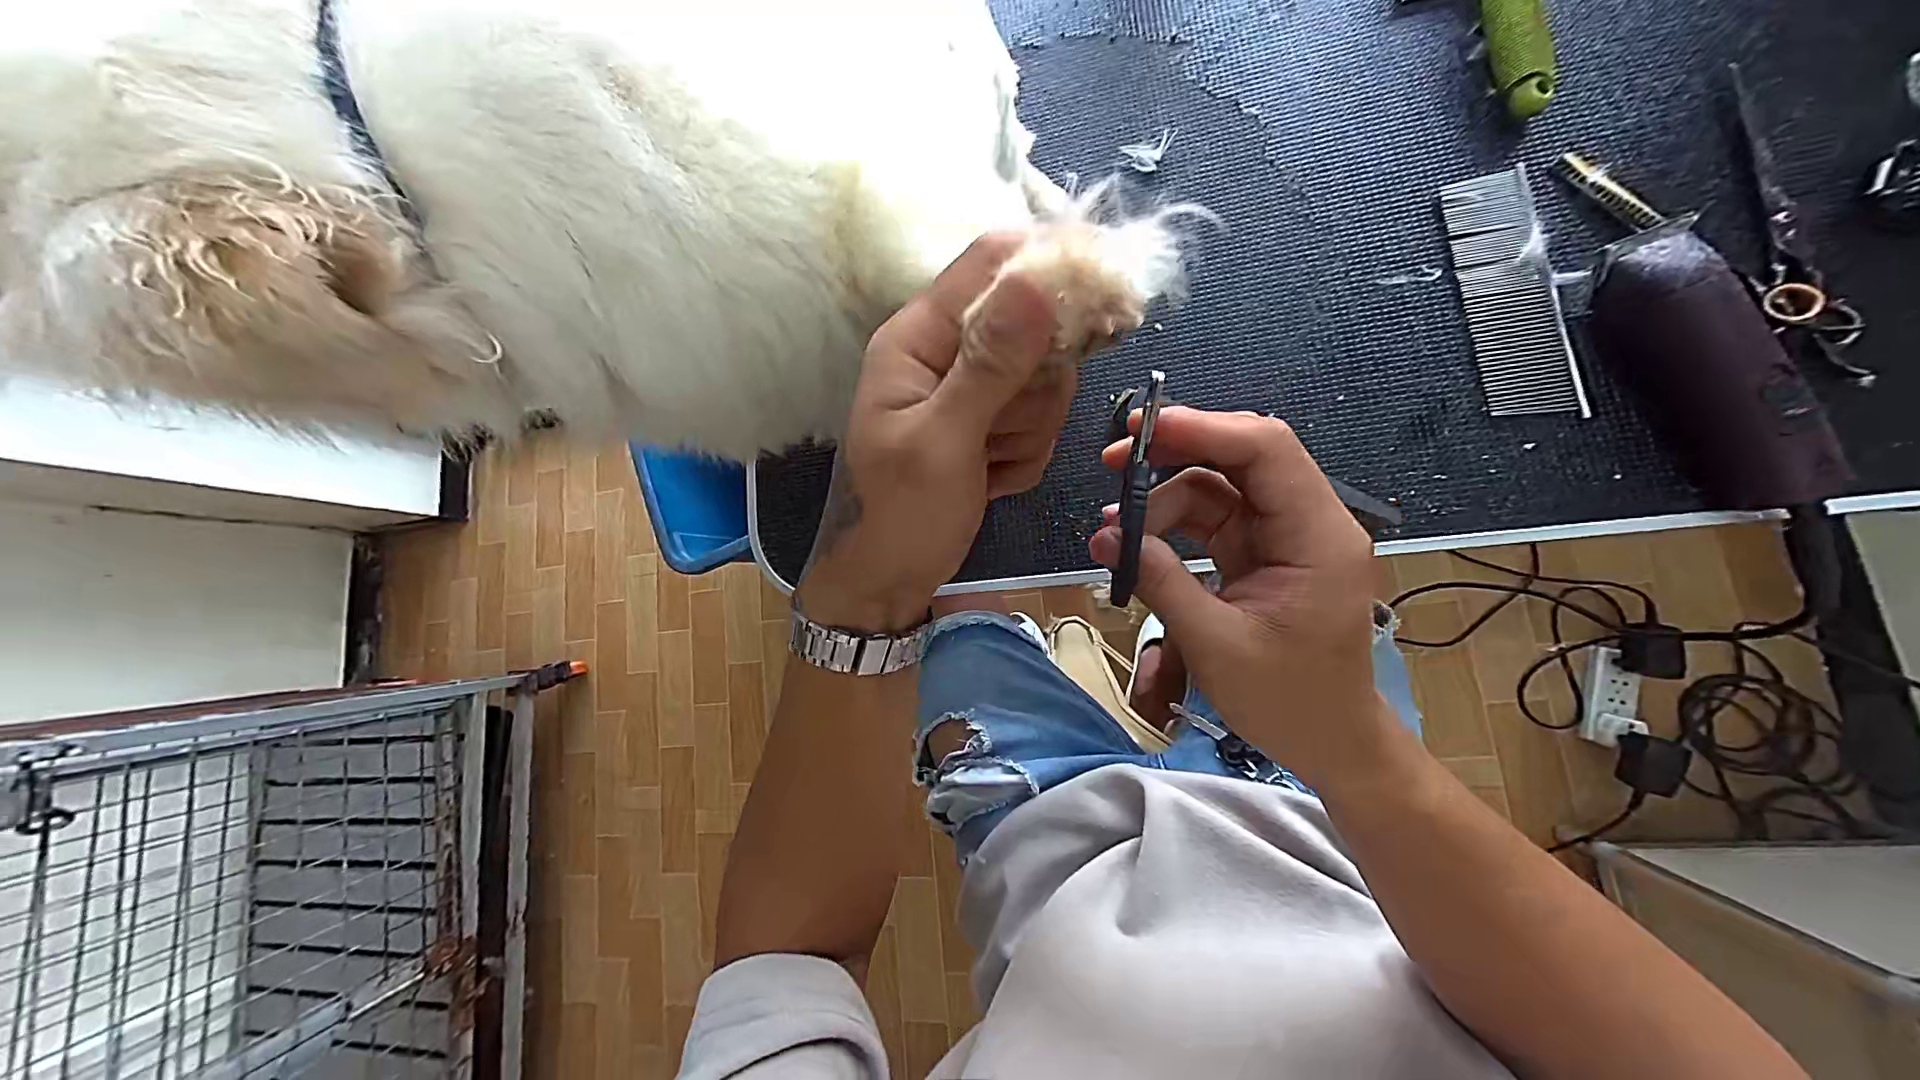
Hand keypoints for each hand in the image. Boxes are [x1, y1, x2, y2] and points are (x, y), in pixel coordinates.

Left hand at [798, 235, 1059, 631]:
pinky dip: (1024, 456)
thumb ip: (989, 364)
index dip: (1056, 268)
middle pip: (1036, 325)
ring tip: (986, 466)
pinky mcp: (989, 424)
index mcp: (919, 337)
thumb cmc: (897, 516)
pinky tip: (989, 480)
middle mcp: (946, 351)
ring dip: (1029, 431)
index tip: (1109, 306)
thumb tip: (1036, 280)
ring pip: (1045, 379)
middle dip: (1037, 387)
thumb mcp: (942, 441)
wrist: (886, 582)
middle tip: (1002, 433)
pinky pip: (1039, 420)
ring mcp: (971, 389)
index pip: (994, 261)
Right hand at [1090, 407, 1398, 786]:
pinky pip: (1210, 517)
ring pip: (1217, 485)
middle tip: (1115, 463)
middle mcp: (1304, 521)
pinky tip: (1135, 542)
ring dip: (1162, 497)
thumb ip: (1162, 581)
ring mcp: (1280, 535)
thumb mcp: (1216, 643)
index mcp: (1317, 535)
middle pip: (1240, 456)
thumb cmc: (1288, 702)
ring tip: (1114, 530)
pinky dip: (1169, 524)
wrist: (1330, 742)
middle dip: (1176, 452)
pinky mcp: (1258, 551)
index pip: (1266, 450)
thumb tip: (1107, 536)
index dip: (1204, 428)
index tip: (1143, 431)